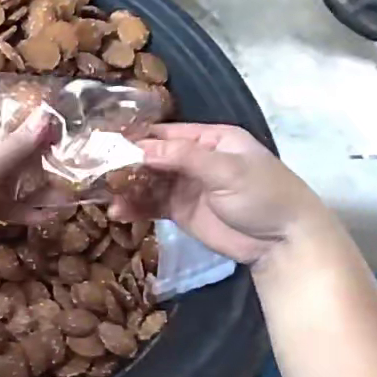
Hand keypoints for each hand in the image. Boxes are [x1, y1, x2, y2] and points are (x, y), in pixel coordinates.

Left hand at [0, 116, 61, 256]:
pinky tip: (44, 217)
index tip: (63, 148)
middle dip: (37, 171)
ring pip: (6, 187)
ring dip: (33, 194)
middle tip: (70, 177)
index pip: (5, 136)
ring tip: (65, 200)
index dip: (33, 142)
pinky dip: (18, 211)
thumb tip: (47, 116)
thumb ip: (18, 146)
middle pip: (8, 162)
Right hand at [109, 123, 329, 265]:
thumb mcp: (227, 171)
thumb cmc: (263, 196)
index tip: (104, 146)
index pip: (165, 134)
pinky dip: (132, 208)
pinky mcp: (178, 210)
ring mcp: (184, 186)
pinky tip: (117, 213)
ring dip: (125, 189)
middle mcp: (194, 159)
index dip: (136, 139)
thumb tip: (139, 148)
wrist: (282, 242)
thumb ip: (183, 157)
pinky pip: (149, 205)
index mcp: (210, 140)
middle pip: (150, 158)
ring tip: (103, 197)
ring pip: (146, 182)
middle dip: (124, 166)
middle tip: (94, 174)